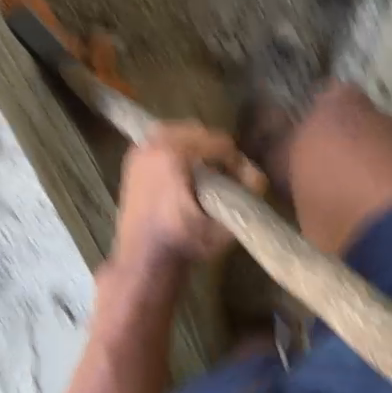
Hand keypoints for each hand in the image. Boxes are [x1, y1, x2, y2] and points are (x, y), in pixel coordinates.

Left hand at [109, 123, 265, 277]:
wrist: (142, 260)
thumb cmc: (182, 244)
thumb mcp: (222, 226)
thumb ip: (245, 198)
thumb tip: (259, 177)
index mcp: (174, 155)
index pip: (219, 143)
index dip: (235, 160)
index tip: (243, 179)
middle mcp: (154, 145)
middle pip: (199, 132)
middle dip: (216, 150)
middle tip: (227, 173)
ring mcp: (139, 151)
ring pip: (178, 132)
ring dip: (196, 146)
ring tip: (208, 170)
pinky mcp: (132, 161)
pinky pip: (161, 141)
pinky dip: (177, 148)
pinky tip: (187, 170)